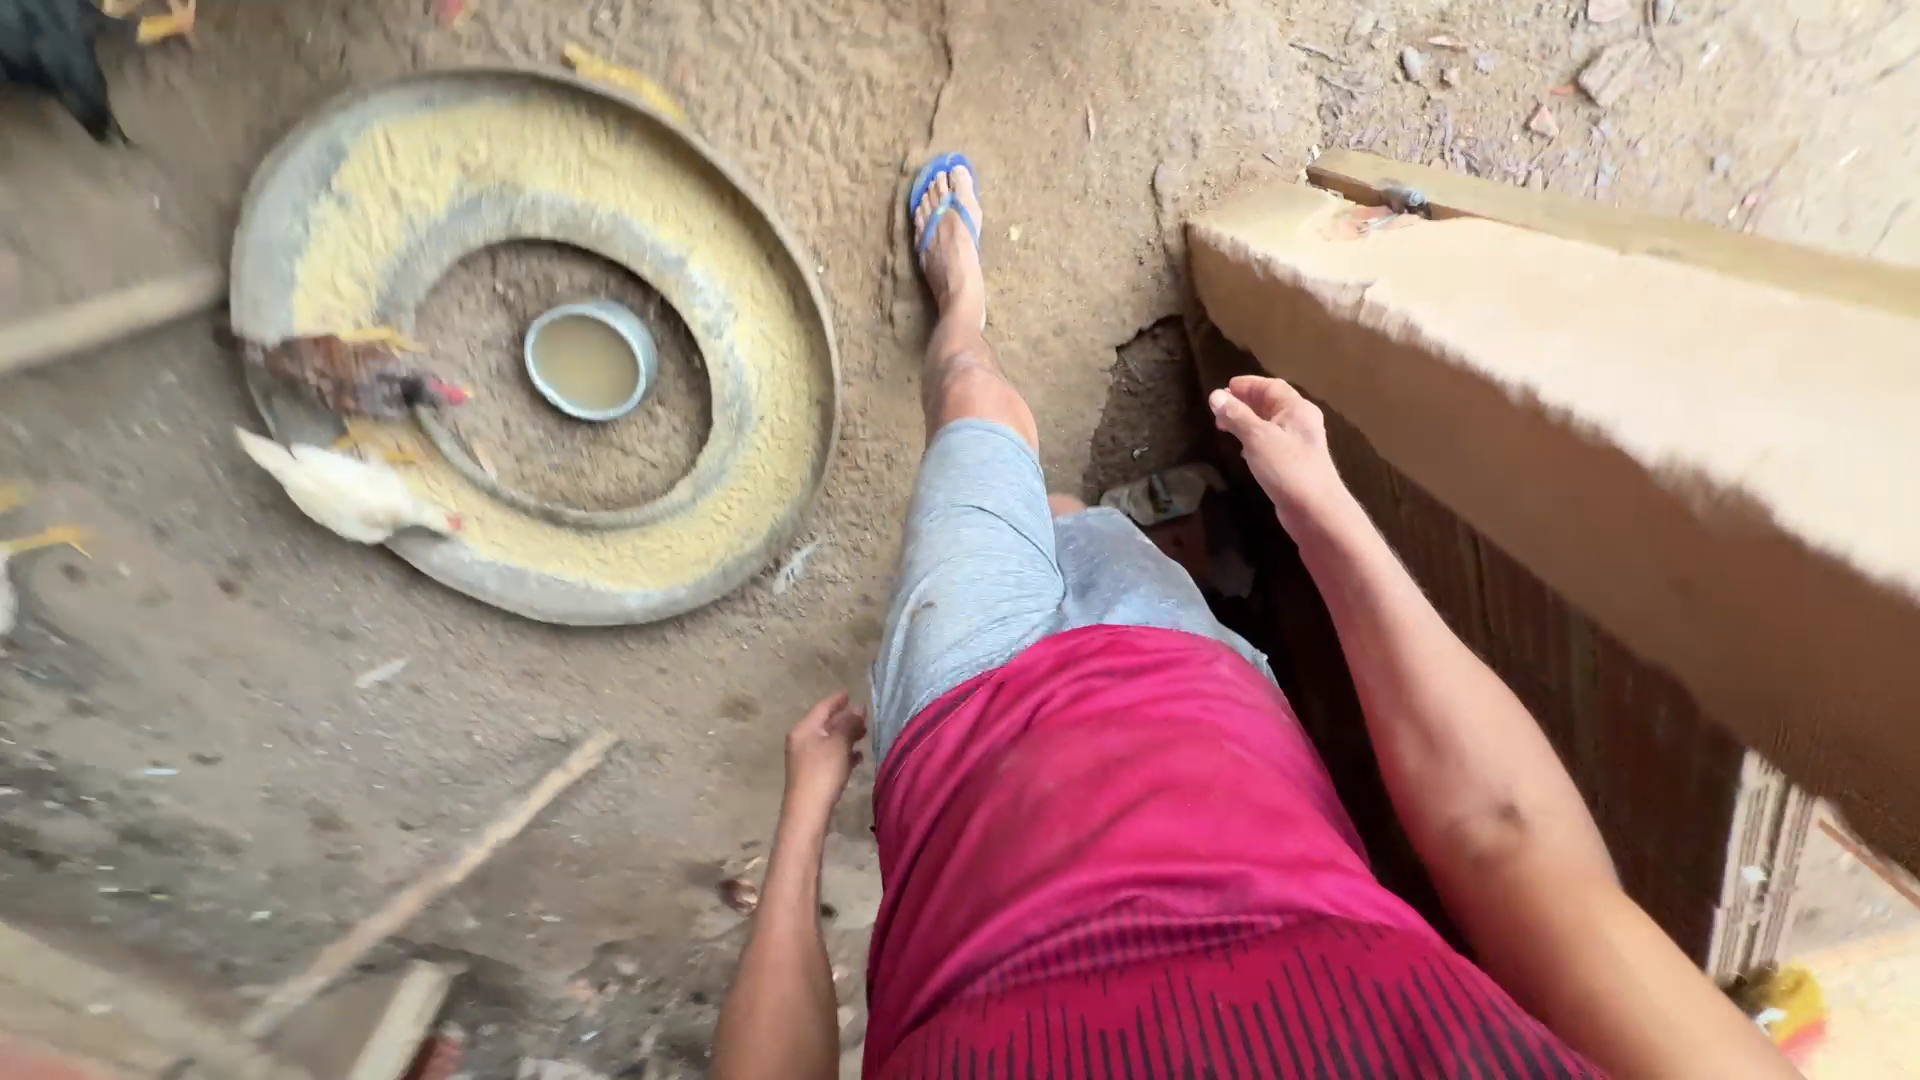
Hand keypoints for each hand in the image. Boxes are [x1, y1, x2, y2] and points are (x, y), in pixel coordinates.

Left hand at [783, 691, 866, 820]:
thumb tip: (858, 708)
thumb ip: (849, 724)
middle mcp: (802, 740)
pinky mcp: (812, 774)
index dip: (838, 699)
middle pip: (825, 723)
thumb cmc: (822, 773)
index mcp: (804, 729)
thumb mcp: (839, 744)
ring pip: (829, 740)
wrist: (807, 813)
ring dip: (846, 736)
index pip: (823, 707)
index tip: (851, 692)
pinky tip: (858, 757)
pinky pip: (830, 756)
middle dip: (845, 718)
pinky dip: (843, 753)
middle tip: (864, 715)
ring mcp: (806, 758)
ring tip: (865, 733)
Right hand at [1209, 375, 1348, 532]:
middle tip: (1219, 409)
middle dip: (1244, 402)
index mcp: (1296, 409)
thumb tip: (1215, 395)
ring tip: (1224, 427)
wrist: (1314, 509)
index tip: (1223, 388)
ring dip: (1247, 421)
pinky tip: (1241, 449)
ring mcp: (1298, 443)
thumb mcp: (1257, 437)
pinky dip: (1253, 439)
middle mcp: (1300, 421)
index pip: (1271, 386)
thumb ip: (1236, 416)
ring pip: (1269, 423)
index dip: (1247, 384)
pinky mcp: (1293, 462)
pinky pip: (1270, 442)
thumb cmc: (1287, 467)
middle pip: (1270, 403)